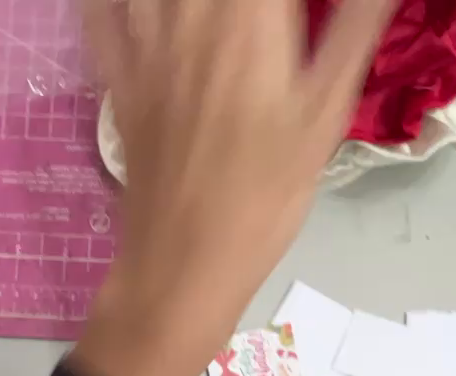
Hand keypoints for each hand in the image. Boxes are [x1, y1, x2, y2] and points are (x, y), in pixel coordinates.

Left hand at [68, 0, 395, 375]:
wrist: (181, 270)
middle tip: (265, 16)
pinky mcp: (117, 85)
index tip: (295, 12)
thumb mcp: (326, 112)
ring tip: (217, 15)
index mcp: (247, 16)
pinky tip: (142, 6)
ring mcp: (143, 50)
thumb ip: (358, 21)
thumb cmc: (262, 202)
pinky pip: (98, 14)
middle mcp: (187, 16)